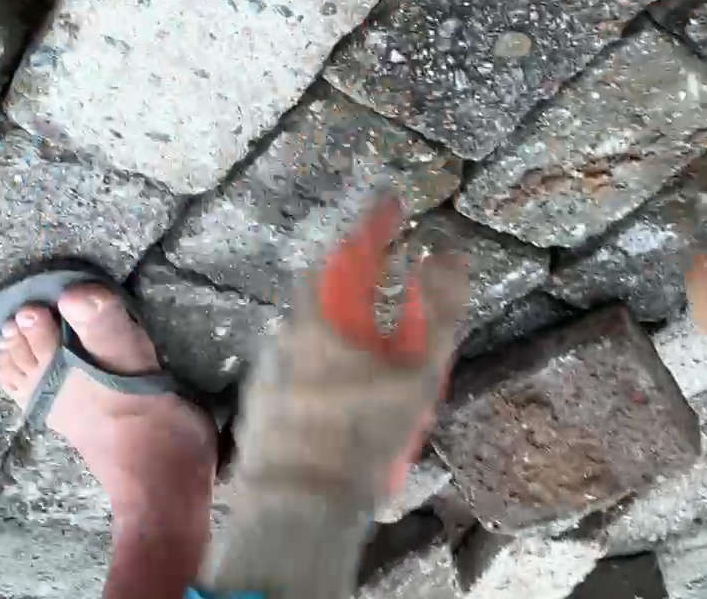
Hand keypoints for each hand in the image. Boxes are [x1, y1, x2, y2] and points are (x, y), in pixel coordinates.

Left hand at [230, 197, 468, 507]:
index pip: (355, 245)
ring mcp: (270, 356)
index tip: (393, 202)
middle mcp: (292, 322)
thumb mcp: (419, 373)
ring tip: (365, 323)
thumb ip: (437, 308)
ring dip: (335, 302)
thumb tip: (445, 255)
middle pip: (323, 273)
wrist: (297, 504)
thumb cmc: (364, 434)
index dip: (377, 219)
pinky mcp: (260, 388)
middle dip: (353, 261)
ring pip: (306, 311)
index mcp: (329, 310)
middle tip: (380, 264)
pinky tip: (335, 370)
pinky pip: (292, 345)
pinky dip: (317, 340)